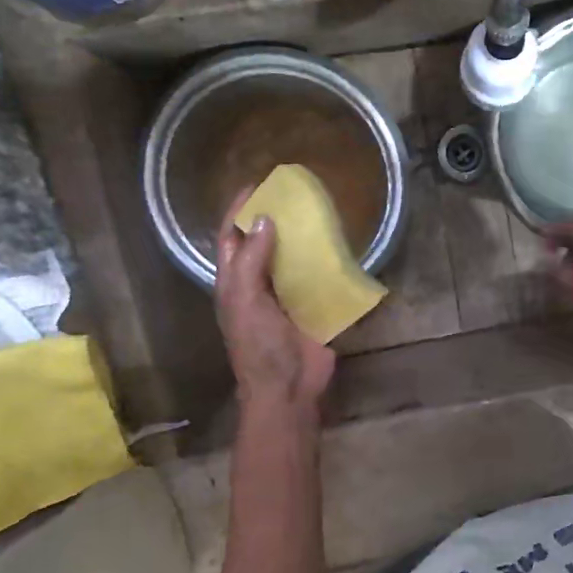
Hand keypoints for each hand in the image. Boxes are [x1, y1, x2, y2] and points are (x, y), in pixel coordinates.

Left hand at [216, 191, 335, 419]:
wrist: (289, 389)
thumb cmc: (260, 346)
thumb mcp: (246, 300)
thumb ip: (252, 260)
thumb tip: (266, 219)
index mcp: (234, 282)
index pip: (231, 237)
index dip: (238, 210)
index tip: (256, 183)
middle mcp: (259, 284)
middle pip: (263, 243)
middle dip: (274, 218)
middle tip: (294, 193)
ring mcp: (286, 296)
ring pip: (291, 257)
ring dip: (301, 237)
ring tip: (319, 210)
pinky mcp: (312, 307)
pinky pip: (318, 277)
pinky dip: (326, 260)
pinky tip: (340, 243)